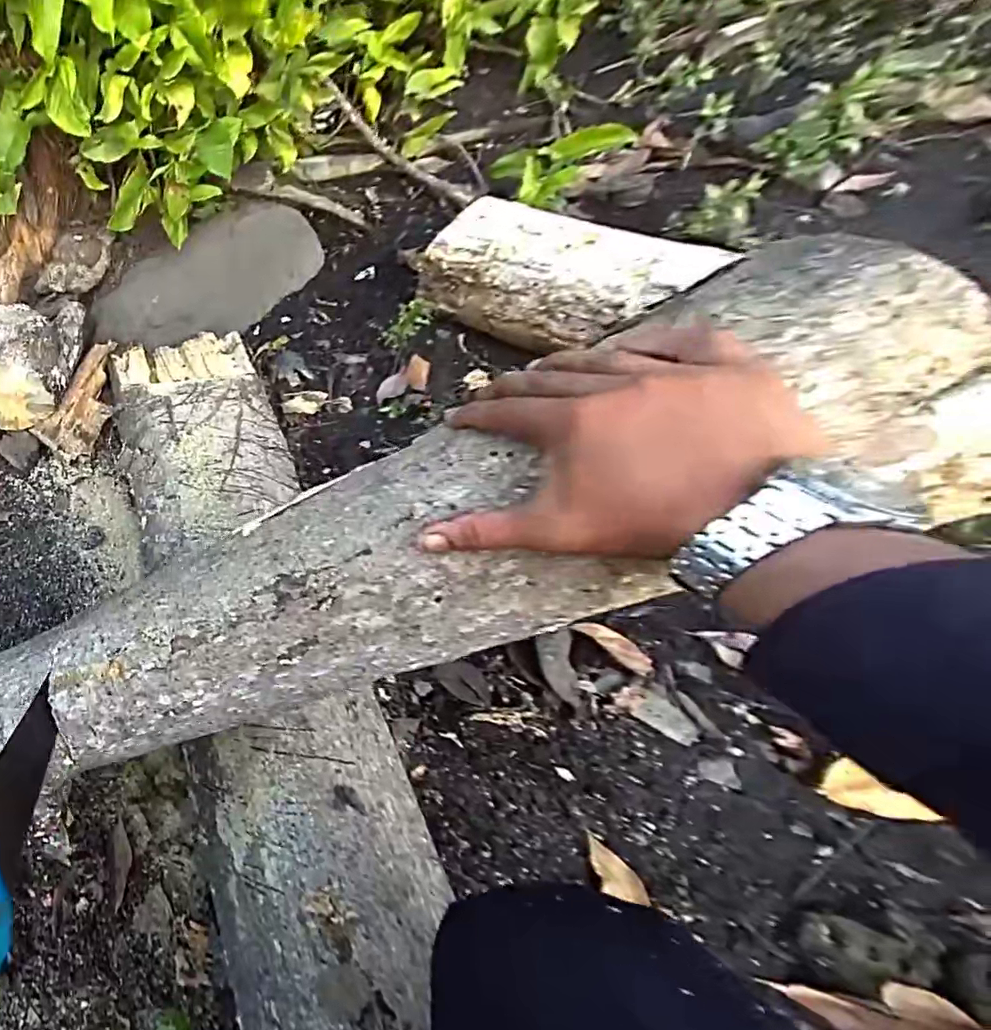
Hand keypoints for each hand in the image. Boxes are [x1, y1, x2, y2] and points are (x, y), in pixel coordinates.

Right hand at [418, 323, 829, 558]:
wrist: (757, 520)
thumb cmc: (646, 524)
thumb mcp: (556, 530)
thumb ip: (486, 531)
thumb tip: (424, 539)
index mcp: (571, 422)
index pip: (507, 410)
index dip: (476, 413)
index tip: (459, 417)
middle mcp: (615, 386)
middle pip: (549, 376)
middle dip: (512, 384)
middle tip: (494, 391)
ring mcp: (676, 373)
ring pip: (607, 354)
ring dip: (569, 360)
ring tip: (548, 365)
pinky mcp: (733, 369)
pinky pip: (687, 339)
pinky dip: (654, 338)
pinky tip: (633, 343)